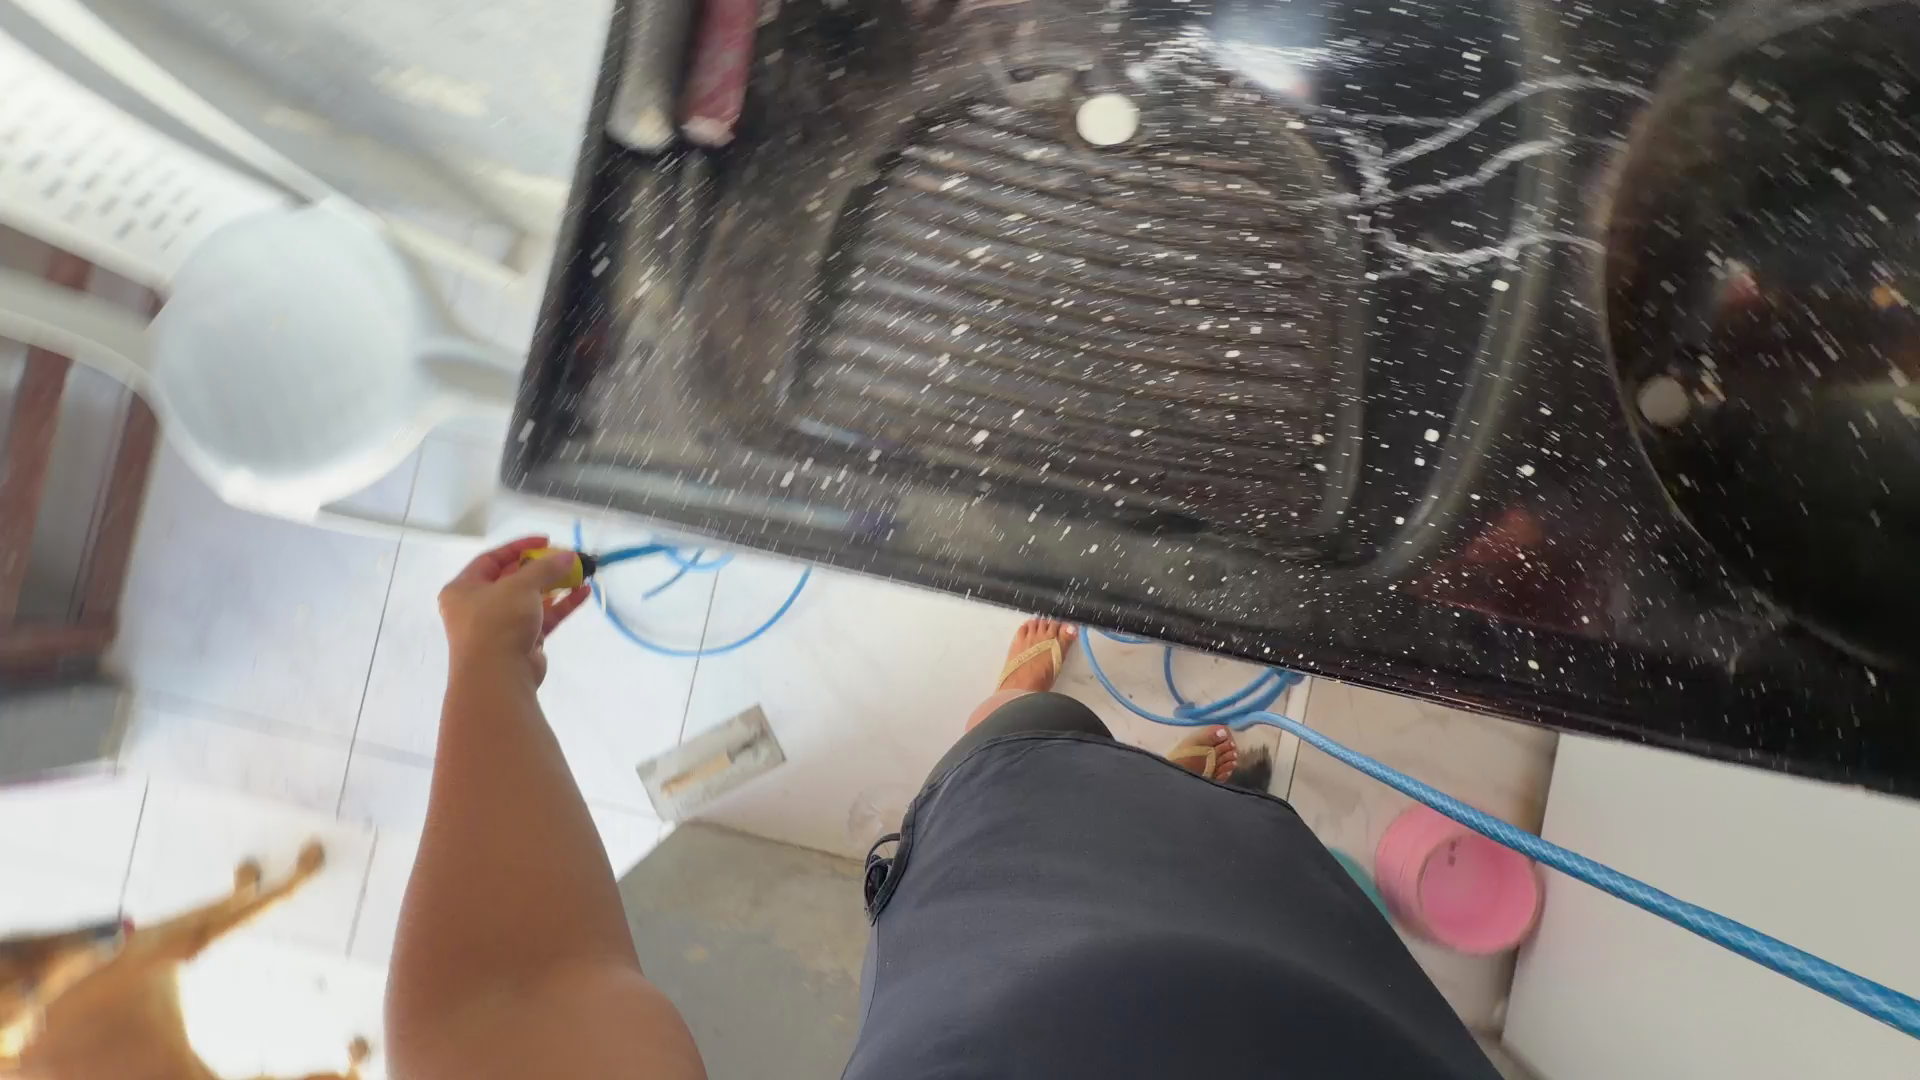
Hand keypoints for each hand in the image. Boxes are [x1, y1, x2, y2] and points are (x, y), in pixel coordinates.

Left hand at [439, 536, 591, 686]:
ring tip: (580, 574)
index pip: (492, 559)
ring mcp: (501, 624)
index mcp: (464, 589)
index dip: (519, 547)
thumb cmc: (497, 622)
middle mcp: (479, 605)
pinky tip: (583, 593)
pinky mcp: (522, 640)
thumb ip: (546, 567)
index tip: (546, 540)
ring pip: (532, 598)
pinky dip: (562, 605)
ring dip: (556, 585)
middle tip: (566, 558)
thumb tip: (569, 555)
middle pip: (514, 578)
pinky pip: (544, 616)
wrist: (497, 674)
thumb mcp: (520, 586)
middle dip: (543, 567)